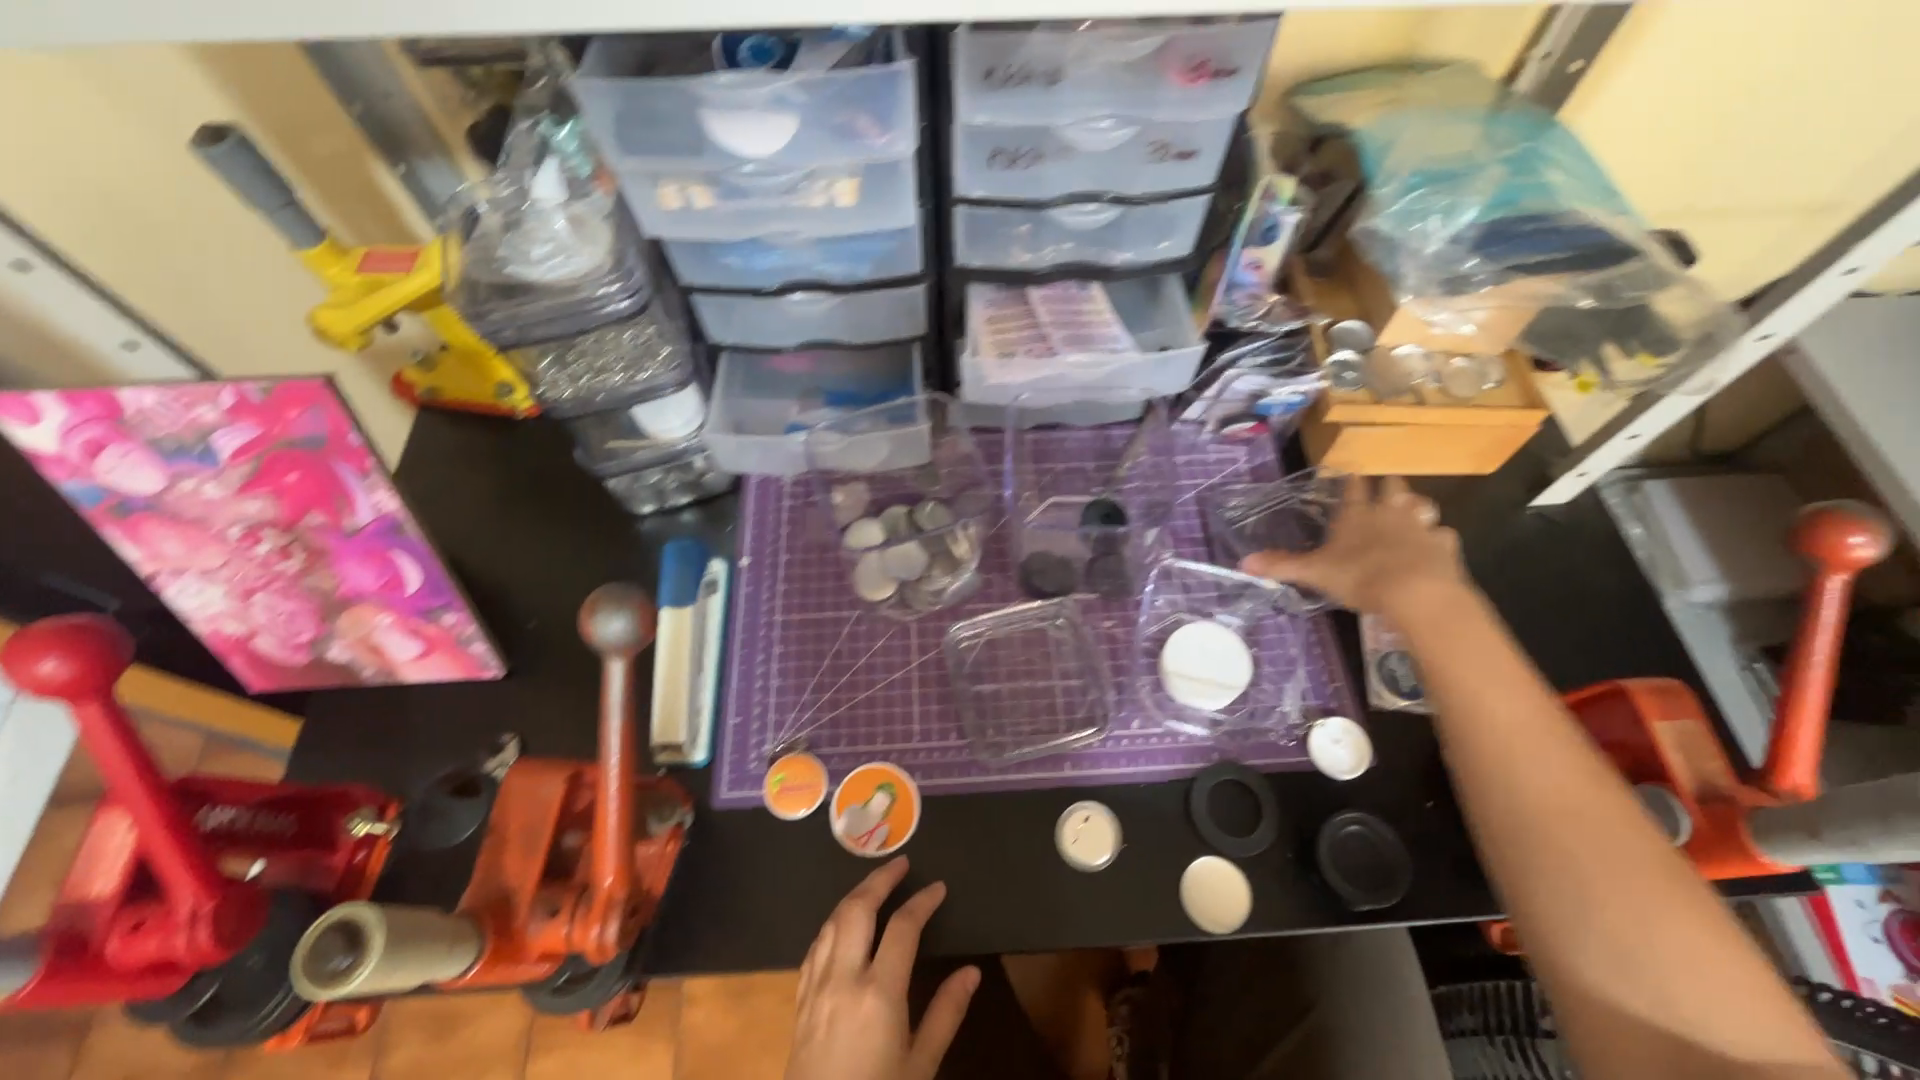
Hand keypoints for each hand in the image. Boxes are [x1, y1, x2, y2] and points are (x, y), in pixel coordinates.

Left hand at [785, 859, 978, 1079]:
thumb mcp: (921, 1066)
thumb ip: (946, 1014)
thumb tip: (971, 971)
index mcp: (879, 993)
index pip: (903, 928)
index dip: (922, 902)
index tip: (938, 887)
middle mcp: (843, 979)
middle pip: (856, 910)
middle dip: (879, 881)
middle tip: (901, 864)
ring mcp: (816, 988)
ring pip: (831, 923)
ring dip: (853, 897)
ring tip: (874, 885)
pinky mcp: (800, 1001)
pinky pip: (815, 947)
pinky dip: (833, 924)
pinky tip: (842, 926)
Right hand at [1240, 475, 1468, 617]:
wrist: (1417, 592)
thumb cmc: (1360, 576)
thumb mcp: (1314, 572)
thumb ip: (1282, 566)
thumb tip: (1243, 562)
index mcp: (1356, 514)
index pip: (1352, 488)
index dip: (1350, 480)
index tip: (1350, 472)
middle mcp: (1389, 513)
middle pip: (1392, 488)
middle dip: (1388, 484)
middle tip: (1386, 485)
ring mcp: (1421, 527)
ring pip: (1423, 506)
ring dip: (1418, 508)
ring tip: (1413, 512)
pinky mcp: (1445, 546)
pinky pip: (1443, 537)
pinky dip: (1438, 540)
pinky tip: (1435, 549)